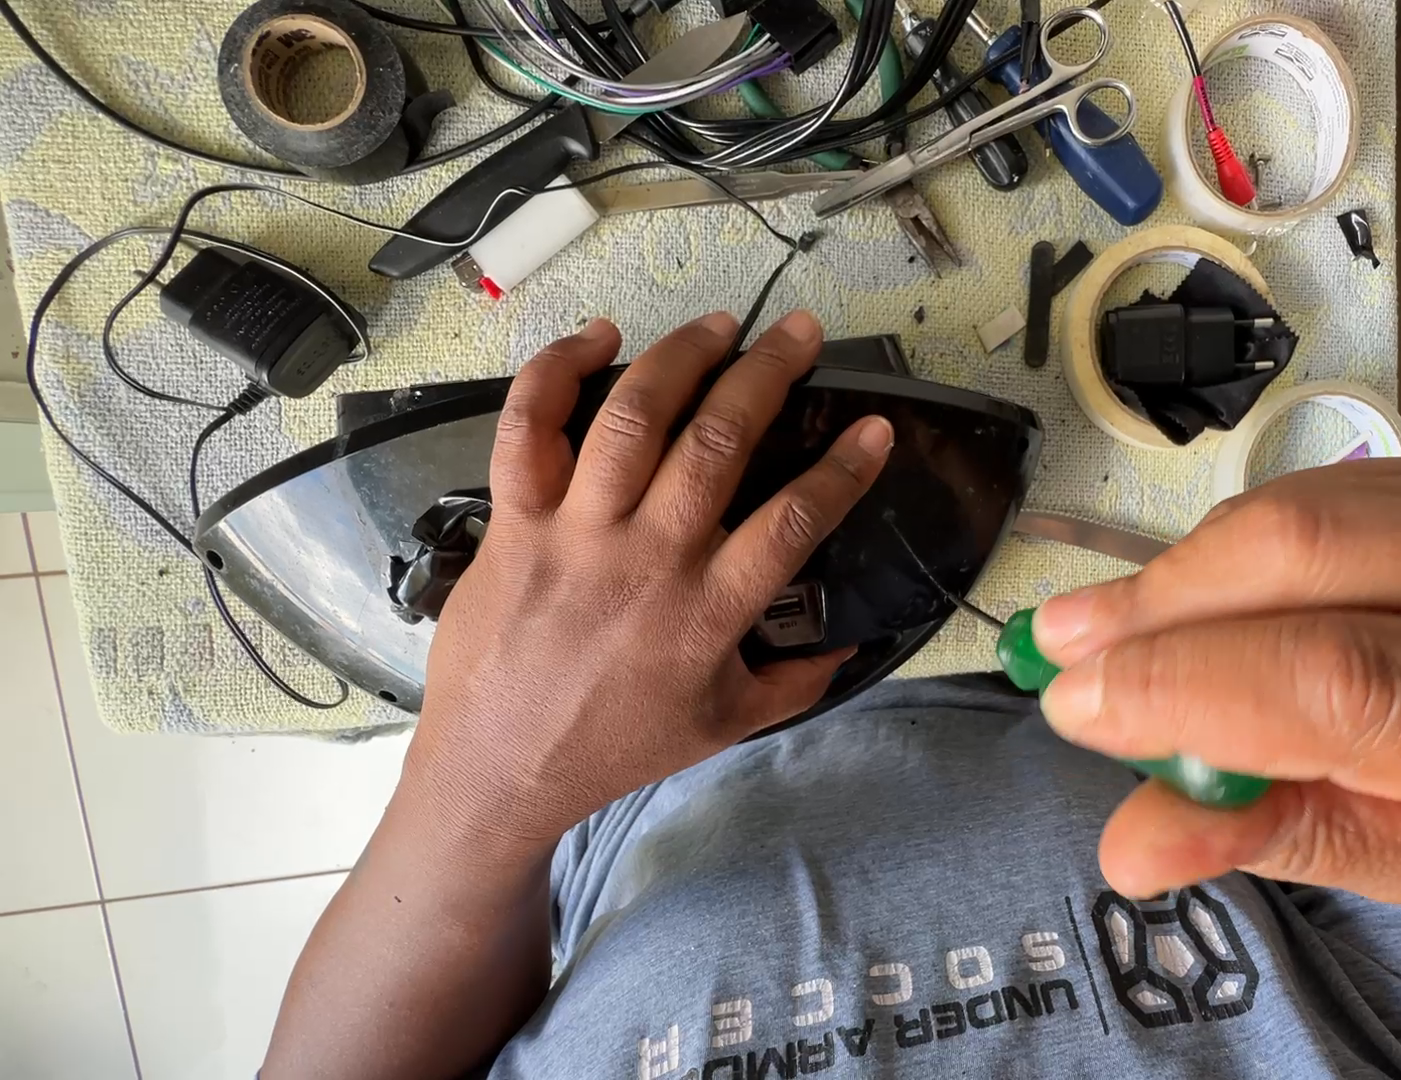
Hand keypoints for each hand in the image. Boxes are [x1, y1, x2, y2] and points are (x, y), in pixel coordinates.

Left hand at [404, 312, 892, 849]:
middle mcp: (649, 556)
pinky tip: (599, 336)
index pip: (794, 521)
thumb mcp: (730, 724)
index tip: (876, 428)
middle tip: (800, 333)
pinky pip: (527, 428)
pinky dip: (558, 370)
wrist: (500, 772)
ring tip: (720, 325)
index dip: (843, 469)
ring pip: (631, 417)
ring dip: (682, 358)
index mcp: (710, 609)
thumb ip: (799, 683)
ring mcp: (576, 530)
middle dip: (768, 375)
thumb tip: (852, 646)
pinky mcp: (513, 520)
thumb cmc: (624, 746)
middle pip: (717, 443)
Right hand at [1031, 458, 1400, 903]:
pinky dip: (1214, 546)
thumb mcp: (1379, 849)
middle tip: (1066, 645)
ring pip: (1293, 513)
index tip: (1075, 702)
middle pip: (1311, 563)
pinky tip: (1195, 595)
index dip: (1191, 686)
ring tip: (1114, 627)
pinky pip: (1295, 492)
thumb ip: (1256, 837)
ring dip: (1175, 574)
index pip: (1348, 687)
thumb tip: (1128, 851)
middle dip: (1161, 607)